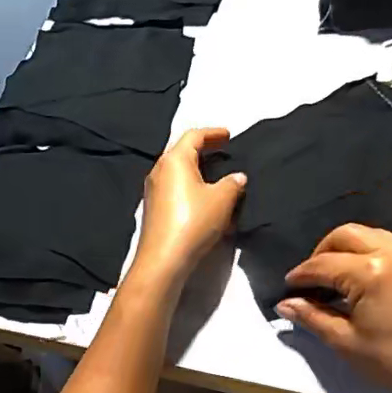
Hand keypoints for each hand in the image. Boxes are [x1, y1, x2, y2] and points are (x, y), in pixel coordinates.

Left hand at [128, 128, 246, 287]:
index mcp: (174, 160)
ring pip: (177, 171)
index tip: (228, 135)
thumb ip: (233, 183)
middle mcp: (159, 170)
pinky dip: (189, 185)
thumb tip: (237, 177)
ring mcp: (153, 190)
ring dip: (196, 169)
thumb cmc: (193, 222)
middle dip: (203, 149)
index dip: (213, 133)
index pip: (194, 136)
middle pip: (181, 151)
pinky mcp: (154, 209)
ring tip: (216, 174)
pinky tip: (203, 196)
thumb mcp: (222, 200)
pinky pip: (174, 188)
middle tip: (222, 151)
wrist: (164, 259)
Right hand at [275, 224, 391, 392]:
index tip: (289, 287)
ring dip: (351, 250)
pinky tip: (372, 283)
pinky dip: (377, 256)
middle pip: (347, 234)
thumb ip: (313, 318)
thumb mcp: (348, 344)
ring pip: (374, 236)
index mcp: (370, 272)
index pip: (323, 264)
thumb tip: (286, 304)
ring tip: (340, 278)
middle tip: (313, 278)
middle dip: (323, 251)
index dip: (301, 275)